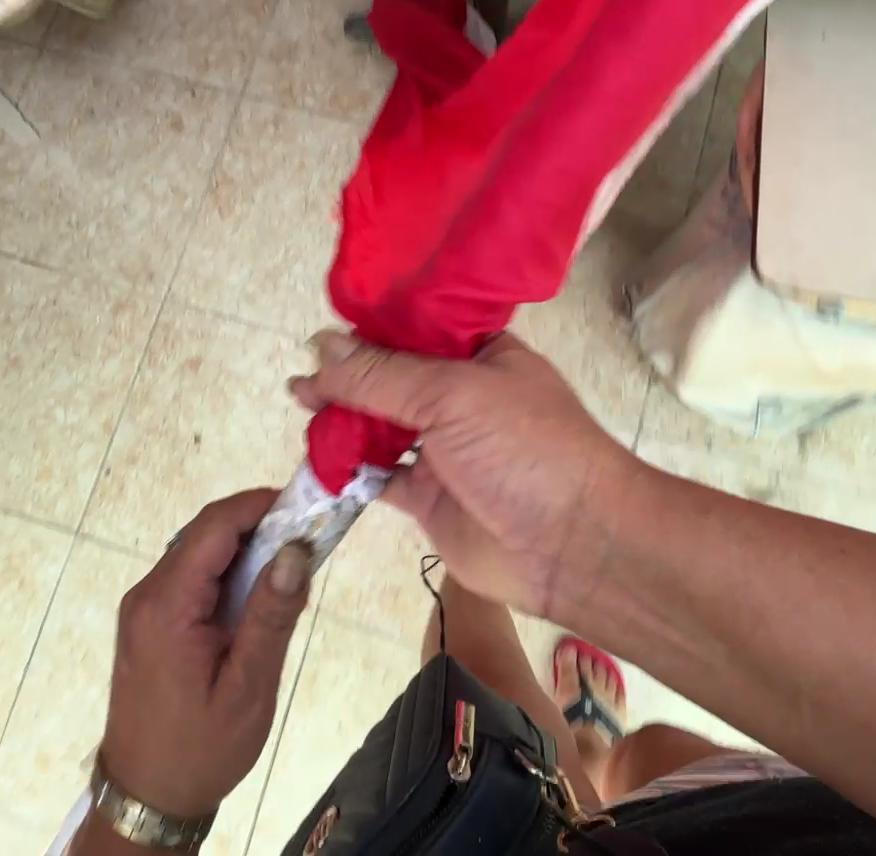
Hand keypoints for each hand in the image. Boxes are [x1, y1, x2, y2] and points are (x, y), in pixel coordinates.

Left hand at [99, 490, 313, 819]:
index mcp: (166, 606)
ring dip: (246, 546)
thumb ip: (272, 615)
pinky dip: (229, 570)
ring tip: (291, 563)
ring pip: (200, 550)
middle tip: (308, 536)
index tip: (307, 508)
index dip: (260, 505)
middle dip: (258, 523)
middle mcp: (147, 594)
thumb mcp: (248, 687)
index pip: (214, 527)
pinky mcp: (150, 618)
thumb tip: (297, 548)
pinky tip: (258, 591)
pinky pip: (192, 574)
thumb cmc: (201, 748)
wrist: (146, 798)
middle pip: (205, 532)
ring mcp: (145, 605)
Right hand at [289, 330, 644, 619]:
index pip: (413, 330)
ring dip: (343, 420)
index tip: (321, 332)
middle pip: (390, 378)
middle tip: (302, 383)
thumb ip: (382, 374)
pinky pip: (379, 475)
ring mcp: (443, 447)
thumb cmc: (524, 448)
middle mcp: (459, 395)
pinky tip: (319, 458)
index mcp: (478, 354)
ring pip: (379, 426)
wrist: (573, 546)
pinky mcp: (429, 496)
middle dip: (347, 378)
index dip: (369, 330)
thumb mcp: (452, 394)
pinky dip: (349, 468)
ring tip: (302, 409)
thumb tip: (320, 346)